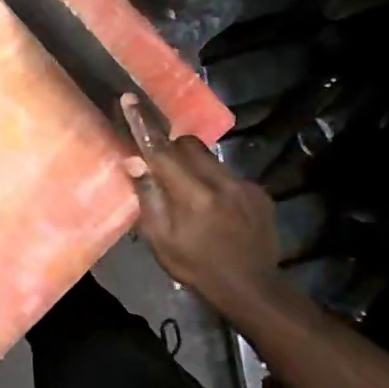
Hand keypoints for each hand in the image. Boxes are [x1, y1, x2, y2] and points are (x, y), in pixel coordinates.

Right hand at [119, 93, 281, 303]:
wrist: (251, 287)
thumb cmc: (194, 266)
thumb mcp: (160, 238)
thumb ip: (148, 196)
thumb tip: (133, 160)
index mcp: (191, 195)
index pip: (161, 151)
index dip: (143, 125)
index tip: (130, 99)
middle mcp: (220, 183)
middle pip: (189, 144)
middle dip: (171, 149)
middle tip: (161, 170)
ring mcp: (244, 186)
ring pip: (209, 157)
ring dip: (192, 166)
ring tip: (189, 193)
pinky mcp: (258, 193)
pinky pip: (227, 173)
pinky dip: (213, 181)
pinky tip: (213, 207)